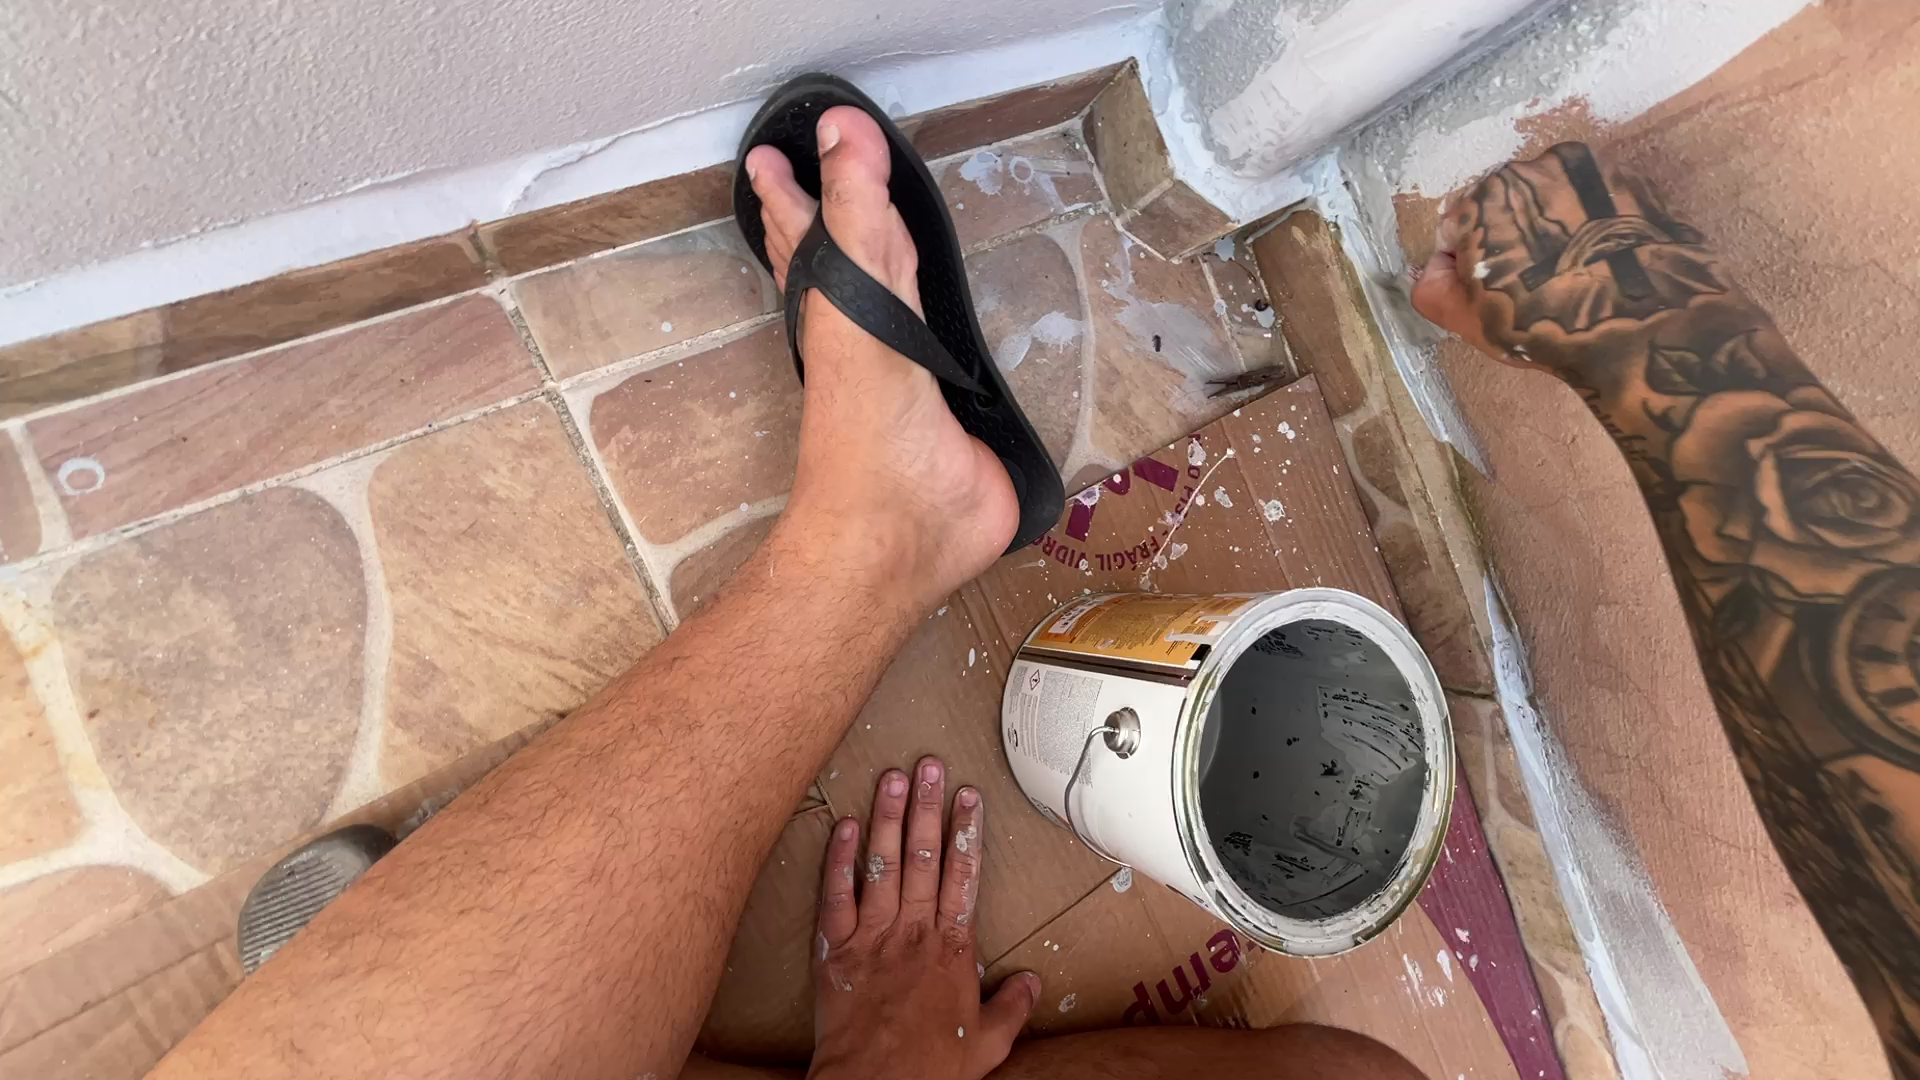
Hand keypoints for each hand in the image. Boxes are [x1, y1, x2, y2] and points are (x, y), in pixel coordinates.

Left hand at [747, 108, 1018, 617]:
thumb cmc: (868, 430)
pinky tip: (975, 329)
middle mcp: (882, 340)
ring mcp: (929, 379)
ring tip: (894, 230)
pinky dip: (976, 337)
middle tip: (834, 175)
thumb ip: (856, 225)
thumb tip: (838, 130)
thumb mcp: (853, 315)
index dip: (802, 195)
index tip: (781, 160)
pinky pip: (976, 362)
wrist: (904, 534)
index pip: (819, 238)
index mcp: (843, 315)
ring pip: (914, 309)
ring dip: (906, 272)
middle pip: (864, 268)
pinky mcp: (975, 415)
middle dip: (850, 222)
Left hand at [808, 758, 1037, 1079]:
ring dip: (887, 818)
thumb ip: (1012, 1007)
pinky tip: (844, 825)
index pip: (963, 874)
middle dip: (927, 807)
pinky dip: (839, 859)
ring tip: (892, 778)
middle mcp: (913, 929)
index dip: (967, 831)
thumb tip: (1034, 980)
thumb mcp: (986, 1044)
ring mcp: (873, 933)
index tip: (968, 794)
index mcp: (951, 946)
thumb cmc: (930, 1068)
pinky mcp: (837, 947)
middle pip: (923, 856)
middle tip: (929, 766)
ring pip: (882, 864)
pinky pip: (836, 895)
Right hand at [1411, 141, 1730, 375]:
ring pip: (1548, 204)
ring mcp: (1590, 169)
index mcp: (1484, 196)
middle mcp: (1535, 167)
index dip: (1461, 262)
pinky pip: (1591, 205)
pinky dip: (1586, 229)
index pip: (1455, 226)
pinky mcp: (1634, 181)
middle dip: (1505, 240)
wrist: (1639, 320)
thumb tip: (1437, 267)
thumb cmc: (1534, 317)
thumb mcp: (1458, 315)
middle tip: (1522, 283)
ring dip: (1546, 232)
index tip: (1482, 289)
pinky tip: (1593, 265)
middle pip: (1503, 208)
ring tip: (1561, 274)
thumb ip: (1428, 286)